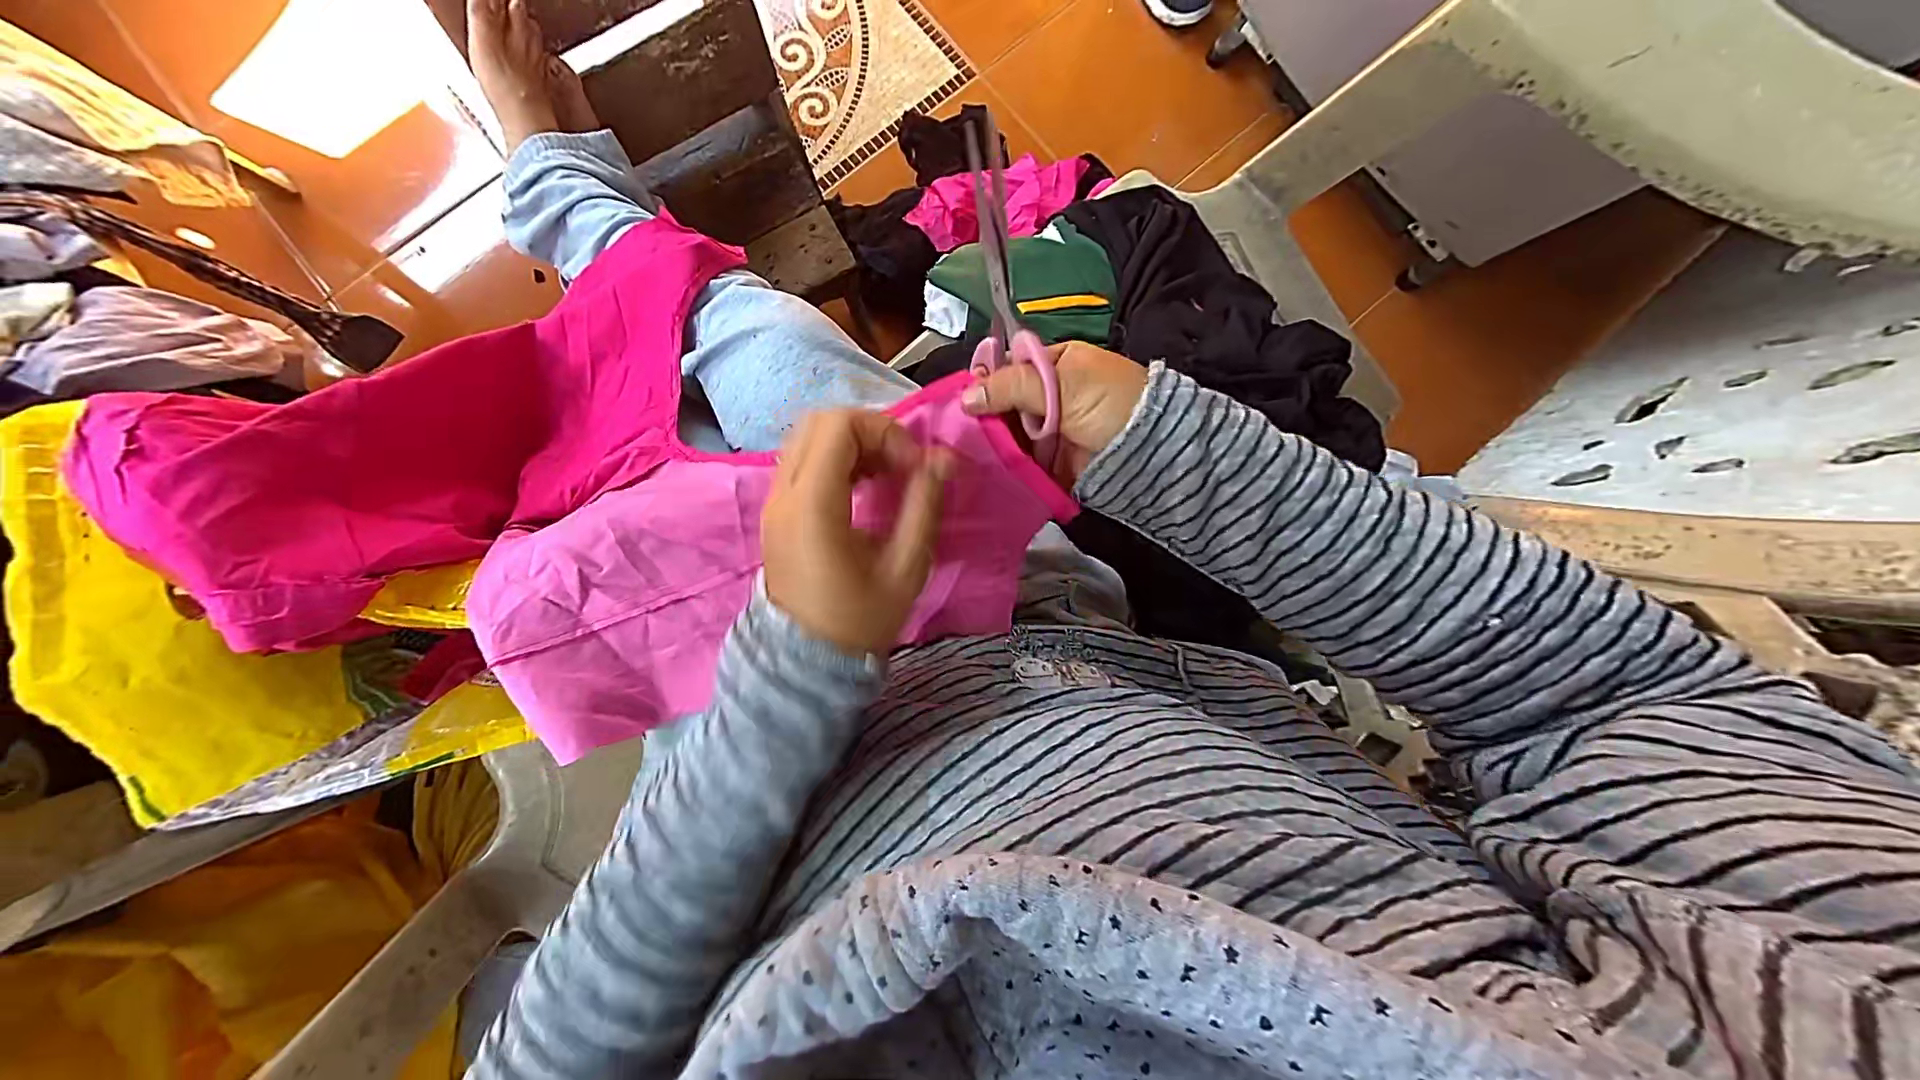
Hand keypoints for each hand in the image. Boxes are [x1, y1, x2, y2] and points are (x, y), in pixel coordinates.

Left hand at [762, 410, 952, 657]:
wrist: (807, 662)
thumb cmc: (860, 619)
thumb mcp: (906, 566)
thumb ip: (924, 505)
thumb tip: (941, 458)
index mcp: (812, 505)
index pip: (840, 426)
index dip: (886, 432)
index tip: (913, 466)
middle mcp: (783, 494)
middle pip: (819, 421)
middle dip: (869, 431)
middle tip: (900, 463)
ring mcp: (773, 502)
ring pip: (808, 438)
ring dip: (852, 444)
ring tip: (886, 475)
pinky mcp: (776, 512)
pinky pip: (803, 462)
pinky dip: (836, 460)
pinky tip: (864, 488)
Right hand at [961, 342, 1147, 484]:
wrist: (1150, 451)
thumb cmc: (1111, 404)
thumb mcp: (1062, 383)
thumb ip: (1012, 386)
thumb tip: (966, 395)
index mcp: (1054, 365)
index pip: (1007, 369)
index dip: (983, 383)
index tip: (959, 400)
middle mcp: (1048, 397)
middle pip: (1003, 405)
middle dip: (983, 418)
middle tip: (956, 431)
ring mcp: (1048, 431)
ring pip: (1008, 436)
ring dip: (990, 444)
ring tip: (963, 452)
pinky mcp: (1050, 462)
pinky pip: (1020, 462)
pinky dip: (1004, 466)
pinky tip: (981, 469)